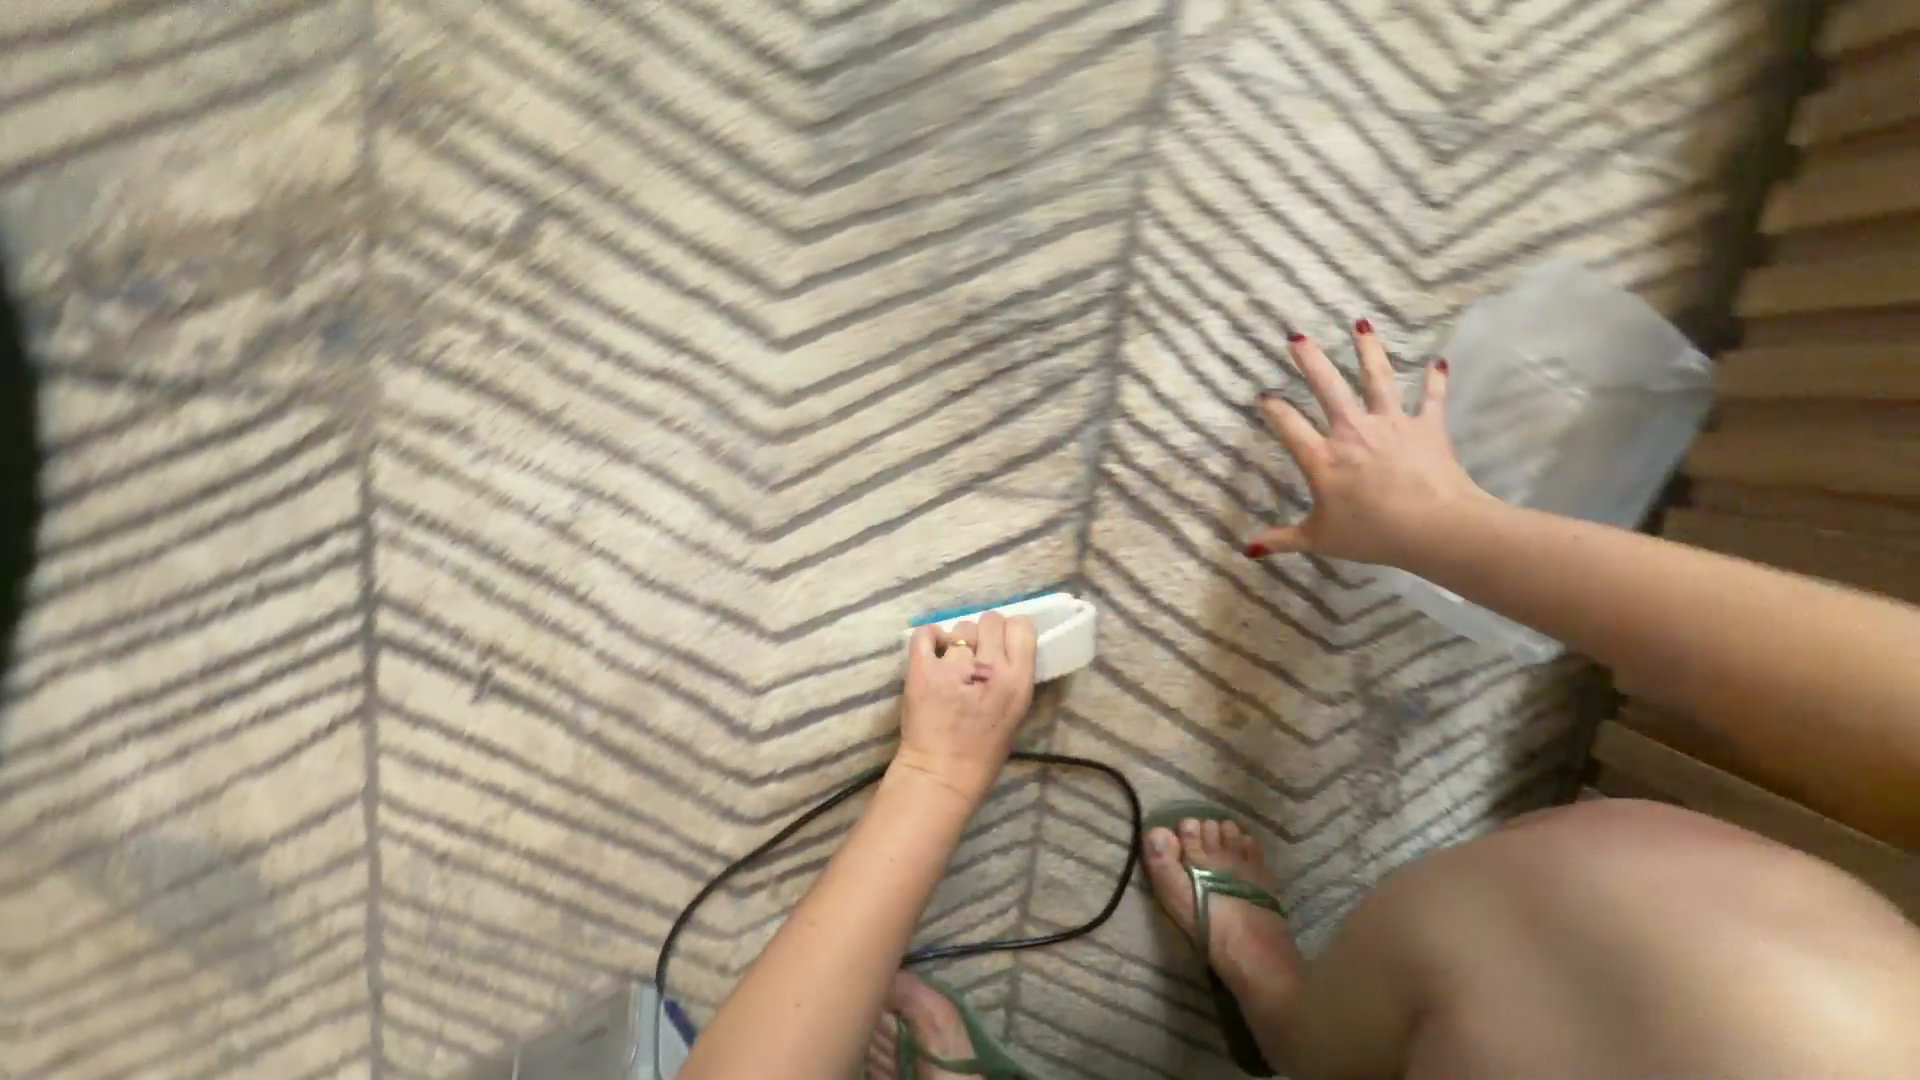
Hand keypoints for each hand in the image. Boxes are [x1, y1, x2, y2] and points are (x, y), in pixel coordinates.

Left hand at [895, 612, 1037, 804]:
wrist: (941, 775)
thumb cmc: (984, 751)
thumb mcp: (1016, 712)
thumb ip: (1012, 676)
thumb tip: (1002, 648)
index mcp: (1016, 681)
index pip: (1021, 626)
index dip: (1010, 631)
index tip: (1002, 643)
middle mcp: (988, 668)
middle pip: (990, 620)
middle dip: (984, 634)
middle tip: (975, 655)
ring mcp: (952, 666)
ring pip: (959, 629)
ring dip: (957, 642)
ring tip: (952, 665)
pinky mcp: (922, 669)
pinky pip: (925, 634)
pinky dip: (929, 638)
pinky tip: (932, 651)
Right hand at [1246, 322, 1488, 567]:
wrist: (1436, 527)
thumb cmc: (1372, 534)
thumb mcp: (1318, 540)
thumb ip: (1282, 539)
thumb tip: (1247, 549)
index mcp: (1321, 458)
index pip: (1288, 425)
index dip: (1272, 408)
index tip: (1263, 395)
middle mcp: (1352, 431)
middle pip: (1326, 386)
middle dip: (1309, 360)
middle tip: (1296, 337)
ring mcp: (1391, 424)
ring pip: (1377, 378)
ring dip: (1368, 349)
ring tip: (1361, 324)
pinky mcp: (1427, 426)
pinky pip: (1432, 397)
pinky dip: (1436, 380)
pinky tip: (1438, 361)